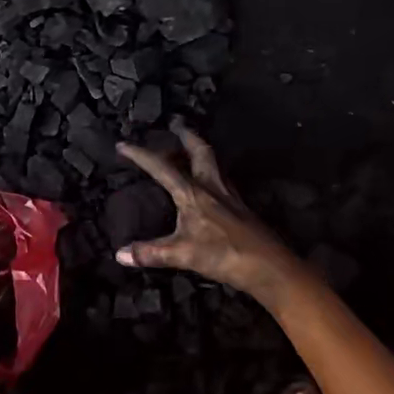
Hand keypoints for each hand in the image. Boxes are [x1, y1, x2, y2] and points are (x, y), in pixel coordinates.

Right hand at [115, 124, 307, 305]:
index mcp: (193, 194)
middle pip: (201, 153)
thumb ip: (150, 253)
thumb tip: (119, 254)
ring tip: (190, 146)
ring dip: (201, 151)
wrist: (274, 270)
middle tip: (176, 123)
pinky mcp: (242, 209)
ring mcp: (231, 197)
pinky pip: (223, 181)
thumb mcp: (183, 255)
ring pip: (214, 164)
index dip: (140, 155)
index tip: (122, 144)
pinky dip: (212, 172)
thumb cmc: (225, 256)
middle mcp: (212, 188)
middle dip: (187, 136)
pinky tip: (210, 182)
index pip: (162, 167)